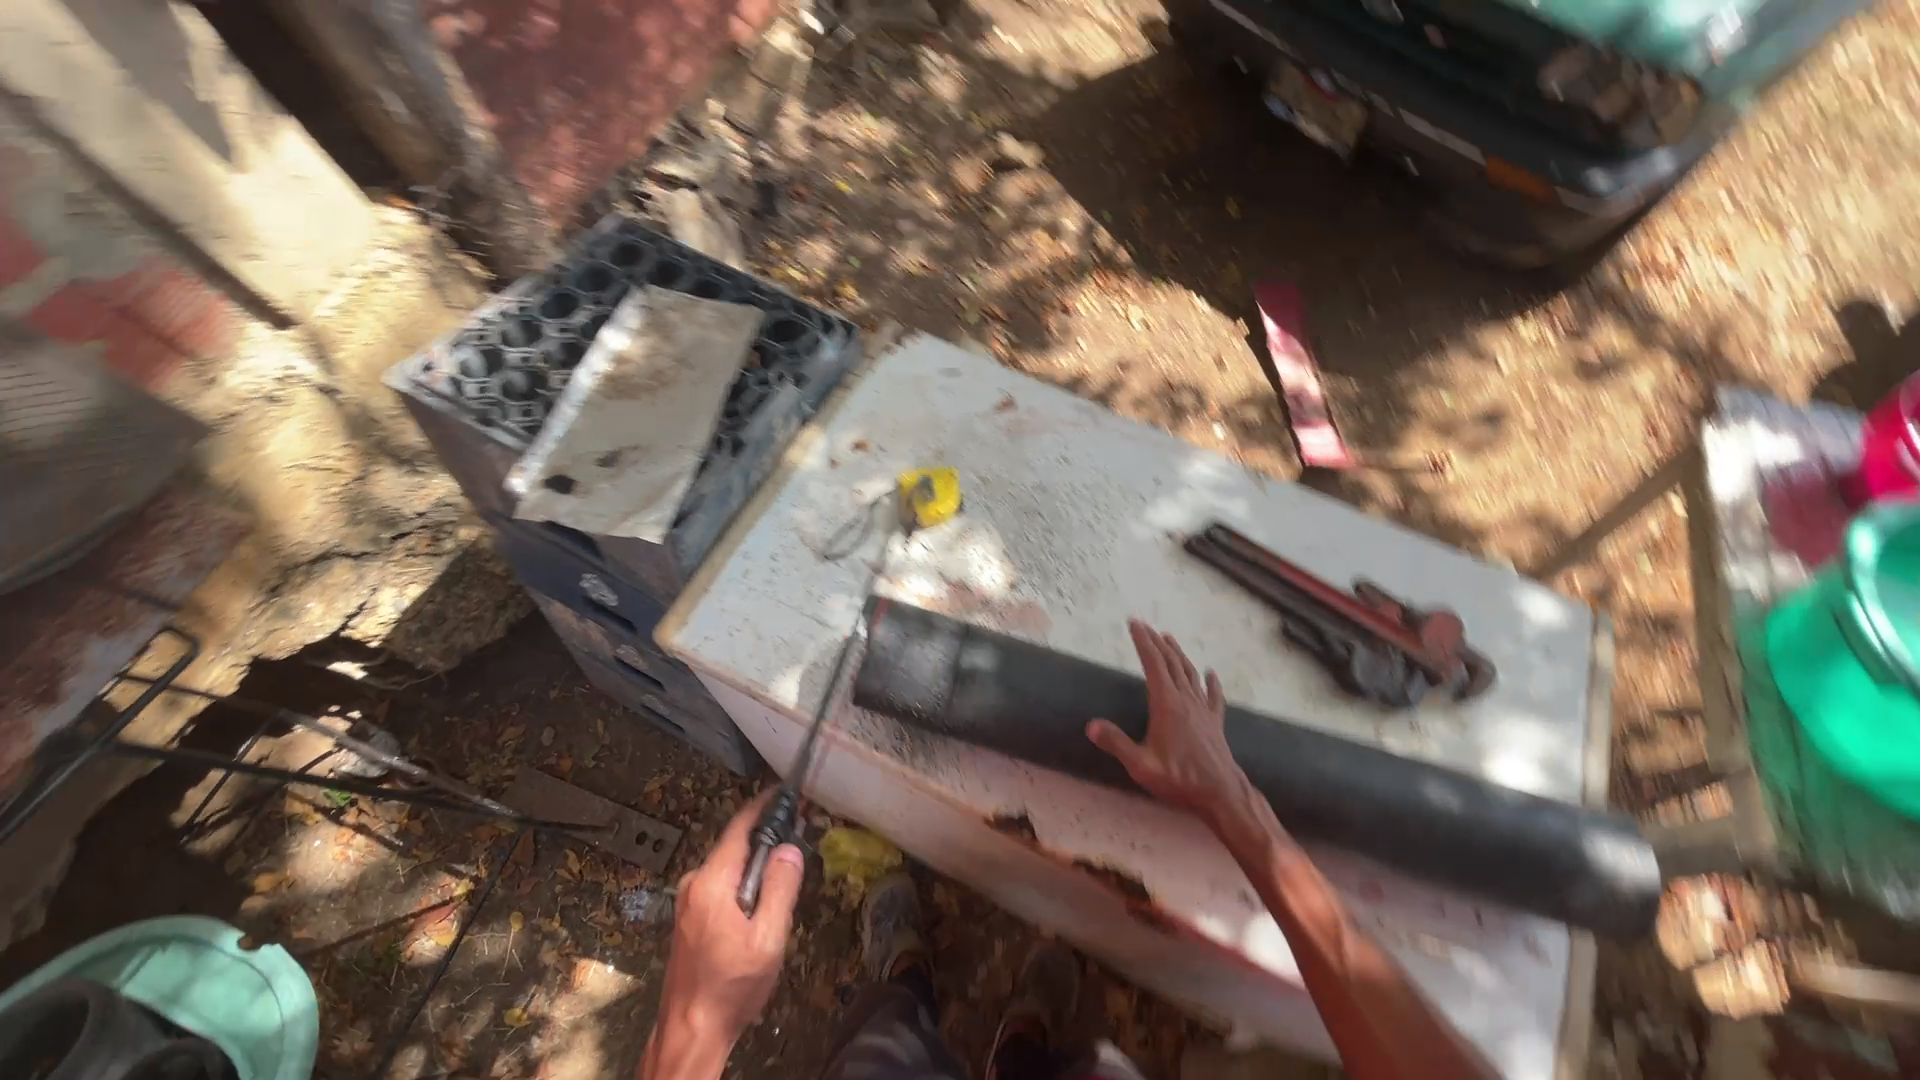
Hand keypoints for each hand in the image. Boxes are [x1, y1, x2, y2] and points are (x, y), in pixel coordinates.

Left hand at [652, 791, 804, 1060]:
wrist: (690, 1032)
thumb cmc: (731, 987)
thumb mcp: (767, 939)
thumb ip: (780, 888)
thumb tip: (789, 848)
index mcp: (711, 882)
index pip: (740, 827)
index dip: (766, 805)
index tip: (790, 792)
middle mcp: (694, 883)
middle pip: (736, 845)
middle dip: (768, 835)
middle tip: (802, 829)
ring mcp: (688, 900)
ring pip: (730, 866)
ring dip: (758, 862)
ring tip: (789, 868)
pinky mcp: (690, 917)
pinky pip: (722, 884)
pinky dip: (745, 881)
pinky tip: (765, 899)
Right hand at [1087, 619, 1243, 815]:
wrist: (1221, 794)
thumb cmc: (1179, 779)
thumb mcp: (1141, 765)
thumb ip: (1116, 743)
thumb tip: (1091, 725)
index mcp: (1167, 704)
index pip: (1153, 664)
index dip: (1143, 642)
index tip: (1134, 623)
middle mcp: (1186, 700)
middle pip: (1171, 663)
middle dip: (1157, 642)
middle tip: (1145, 626)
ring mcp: (1203, 710)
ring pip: (1190, 673)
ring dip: (1178, 654)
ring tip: (1169, 638)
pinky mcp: (1215, 722)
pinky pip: (1214, 696)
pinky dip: (1211, 682)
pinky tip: (1211, 673)